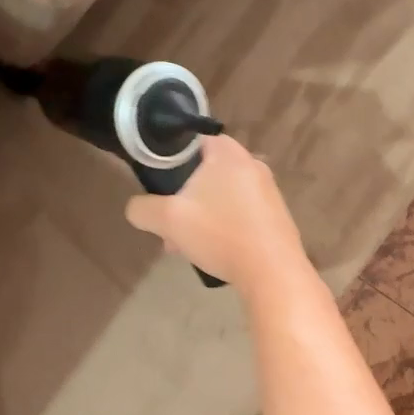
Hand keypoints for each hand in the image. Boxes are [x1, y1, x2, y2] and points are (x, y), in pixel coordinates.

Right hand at [125, 135, 308, 294]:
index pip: (190, 142)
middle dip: (184, 200)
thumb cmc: (220, 235)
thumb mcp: (168, 220)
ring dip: (201, 218)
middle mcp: (252, 163)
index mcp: (227, 152)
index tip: (160, 191)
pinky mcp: (277, 216)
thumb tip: (136, 209)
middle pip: (205, 174)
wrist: (272, 271)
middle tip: (171, 228)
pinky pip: (241, 214)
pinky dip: (225, 227)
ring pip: (222, 197)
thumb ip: (143, 209)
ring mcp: (269, 191)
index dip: (168, 164)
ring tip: (188, 247)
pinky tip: (216, 253)